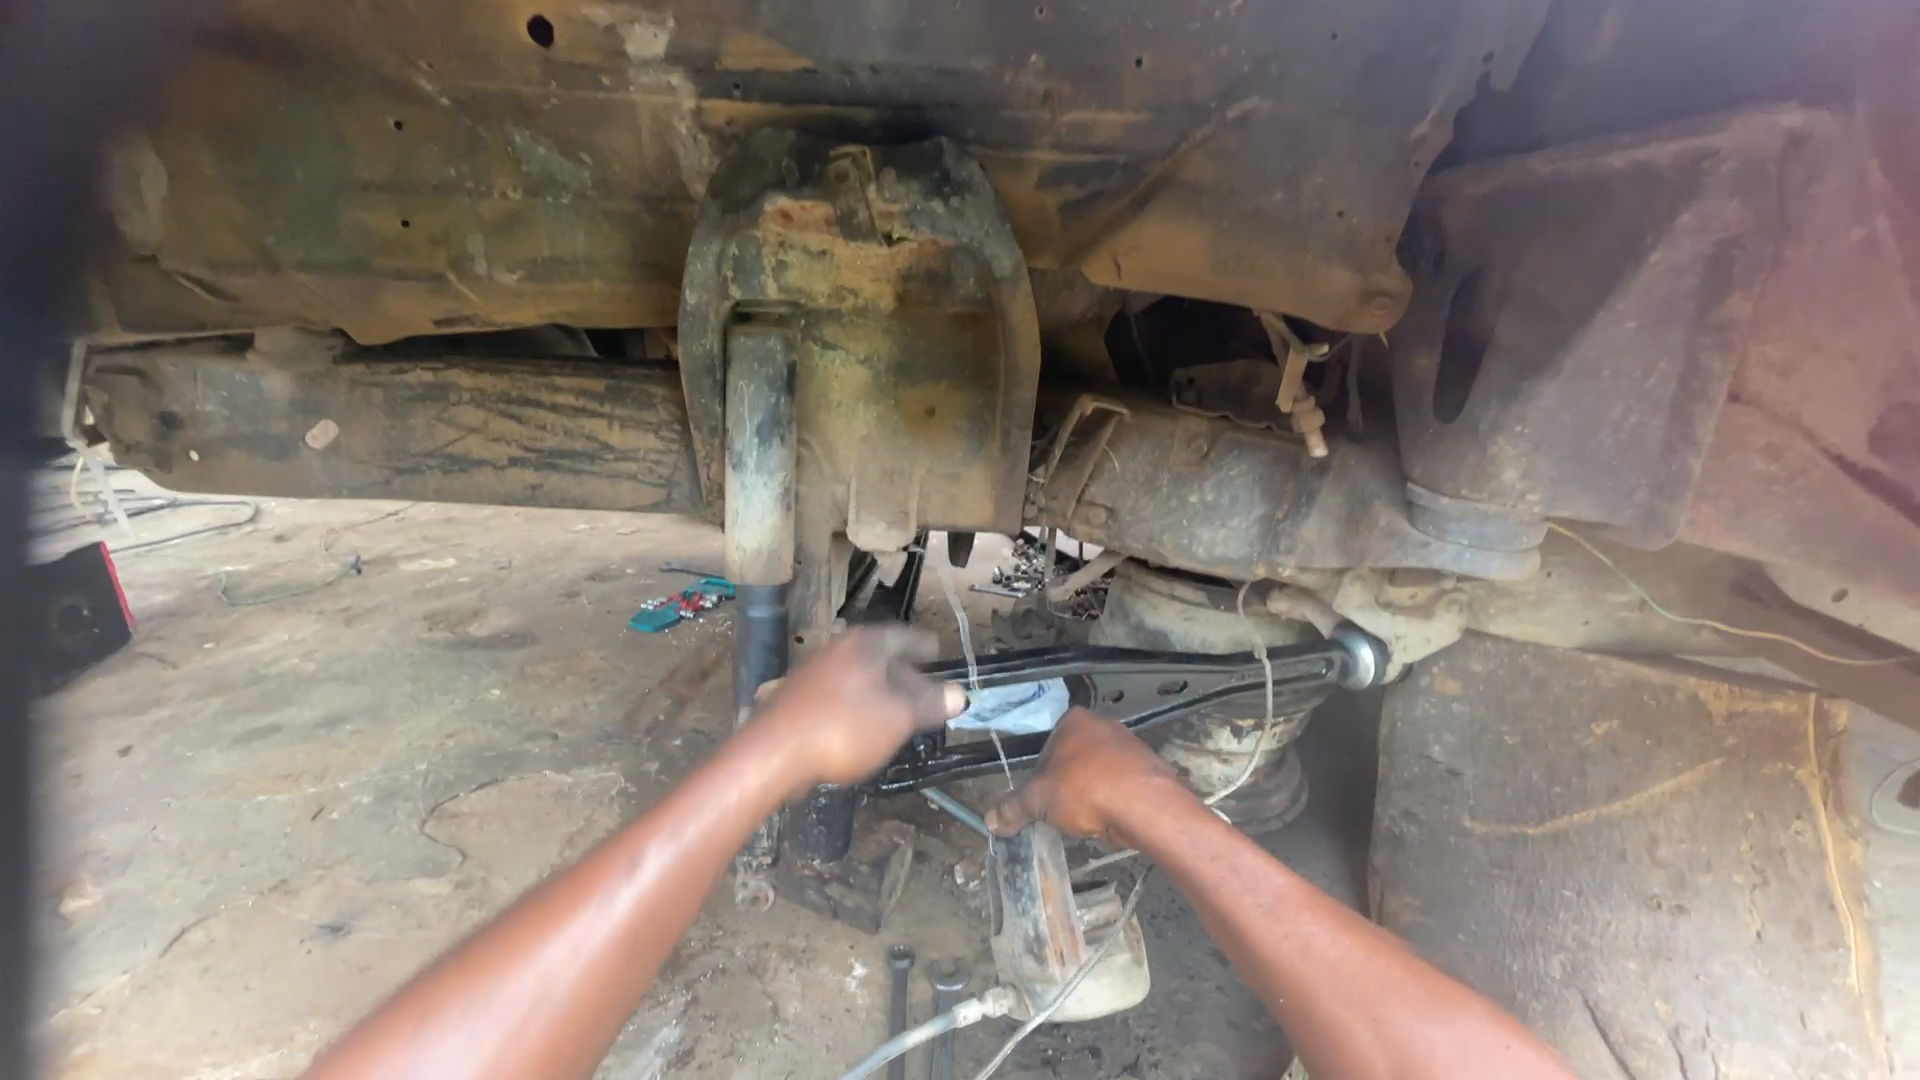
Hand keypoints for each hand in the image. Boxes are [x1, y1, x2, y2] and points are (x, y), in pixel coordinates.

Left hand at [752, 627, 966, 790]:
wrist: (774, 753)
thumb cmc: (844, 727)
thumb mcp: (898, 718)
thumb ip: (930, 705)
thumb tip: (960, 694)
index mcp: (863, 644)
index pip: (902, 635)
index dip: (923, 644)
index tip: (936, 650)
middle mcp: (836, 649)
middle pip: (879, 656)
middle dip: (903, 674)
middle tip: (924, 691)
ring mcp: (813, 672)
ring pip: (857, 677)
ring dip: (879, 692)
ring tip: (897, 712)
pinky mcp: (797, 698)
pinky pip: (838, 694)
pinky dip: (857, 704)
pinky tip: (862, 727)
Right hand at [985, 707, 1186, 843]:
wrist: (1146, 805)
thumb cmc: (1085, 790)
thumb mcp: (1038, 800)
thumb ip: (1012, 808)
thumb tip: (990, 820)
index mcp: (1074, 720)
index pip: (1046, 747)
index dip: (1040, 776)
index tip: (1042, 800)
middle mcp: (1103, 724)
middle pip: (1074, 759)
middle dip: (1067, 785)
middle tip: (1064, 812)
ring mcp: (1130, 744)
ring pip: (1100, 772)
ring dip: (1092, 793)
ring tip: (1090, 819)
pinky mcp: (1150, 767)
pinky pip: (1123, 784)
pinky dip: (1115, 800)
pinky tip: (1113, 818)